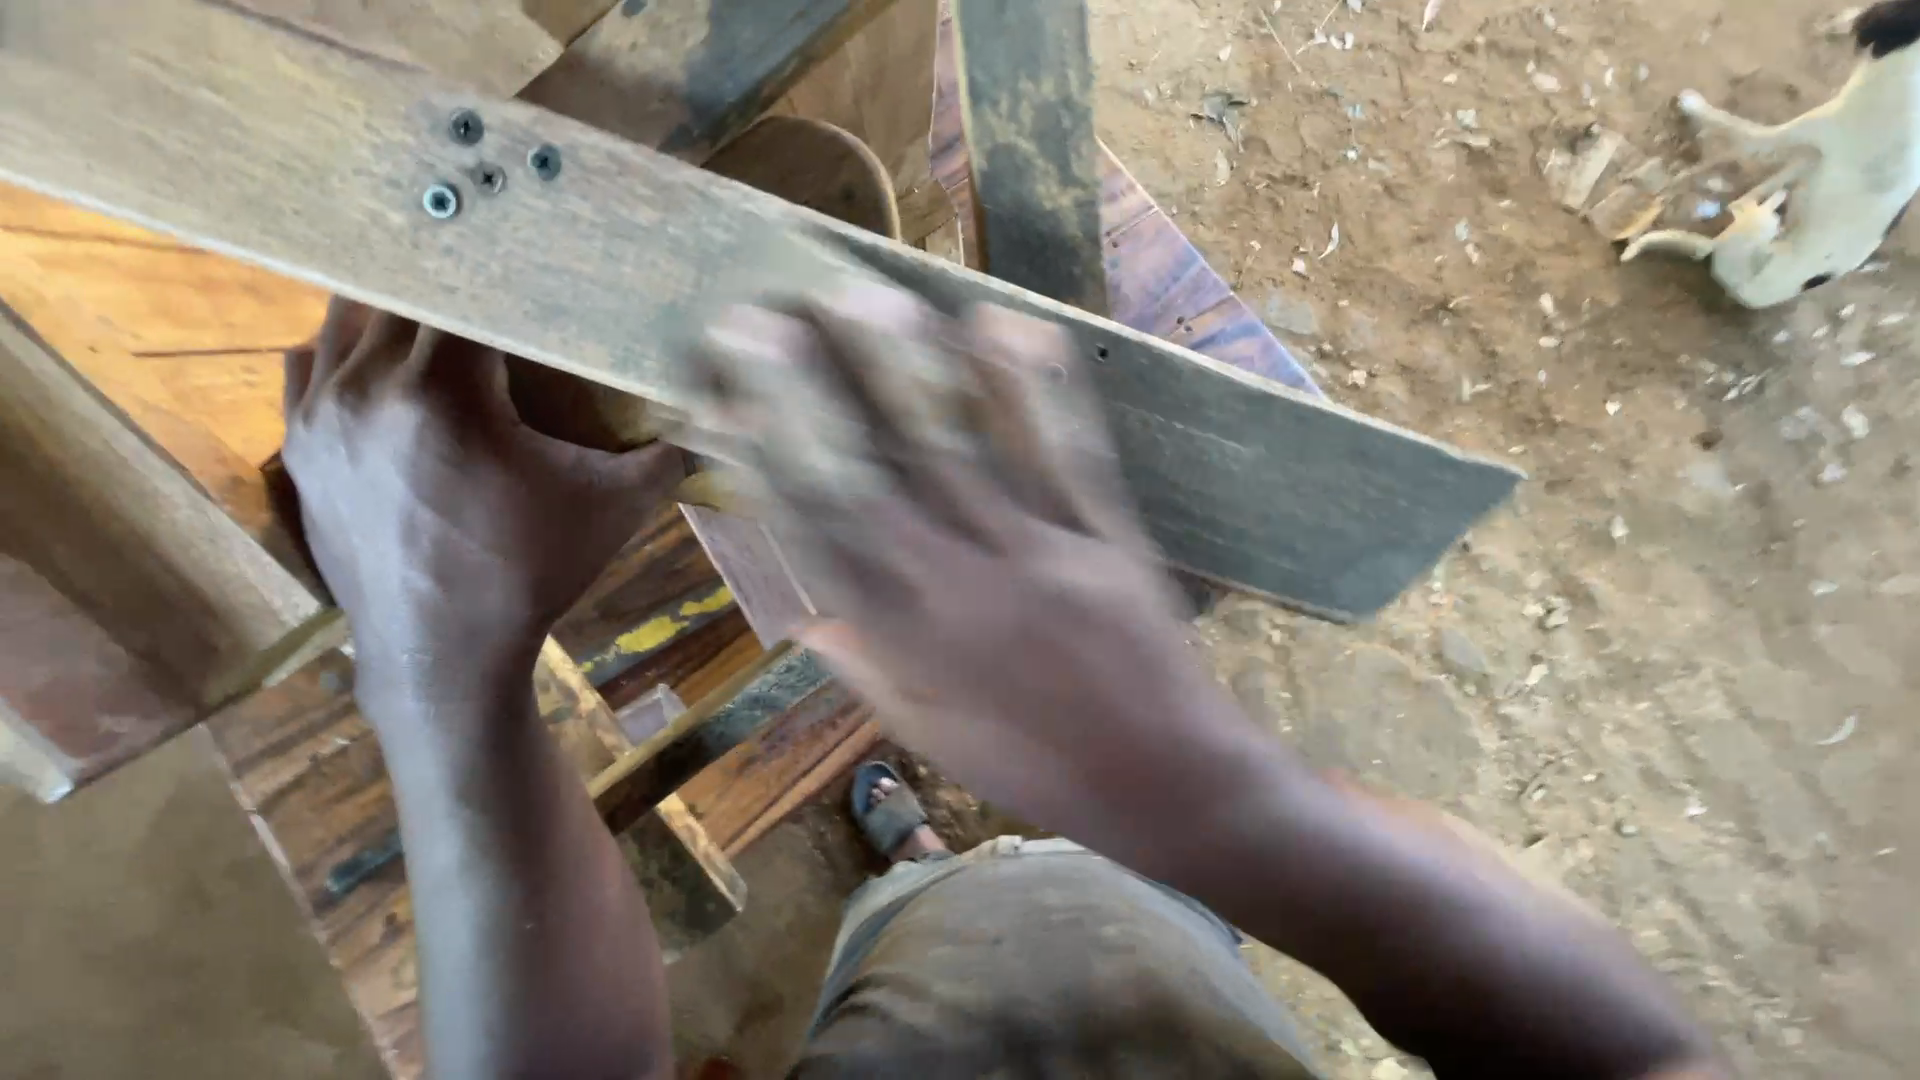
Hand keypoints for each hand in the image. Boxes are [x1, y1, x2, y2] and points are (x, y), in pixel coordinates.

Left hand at [282, 300, 682, 717]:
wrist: (444, 652)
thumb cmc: (533, 573)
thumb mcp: (615, 511)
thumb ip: (667, 458)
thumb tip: (716, 427)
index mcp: (445, 393)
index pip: (465, 294)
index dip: (502, 279)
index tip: (535, 276)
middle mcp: (367, 388)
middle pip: (404, 296)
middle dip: (457, 291)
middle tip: (501, 296)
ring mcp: (320, 416)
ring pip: (347, 322)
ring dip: (400, 316)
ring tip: (448, 324)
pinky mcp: (300, 448)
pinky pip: (309, 364)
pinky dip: (347, 350)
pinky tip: (388, 369)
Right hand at [687, 283, 1260, 841]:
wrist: (1161, 779)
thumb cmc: (1033, 761)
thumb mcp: (928, 731)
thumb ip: (864, 664)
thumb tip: (803, 608)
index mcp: (903, 640)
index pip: (812, 534)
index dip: (758, 461)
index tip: (718, 400)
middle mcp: (955, 586)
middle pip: (867, 474)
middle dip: (805, 393)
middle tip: (759, 318)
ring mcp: (1035, 552)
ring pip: (956, 447)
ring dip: (905, 367)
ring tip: (863, 295)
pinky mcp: (1104, 534)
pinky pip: (1064, 450)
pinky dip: (1033, 386)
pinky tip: (1004, 324)